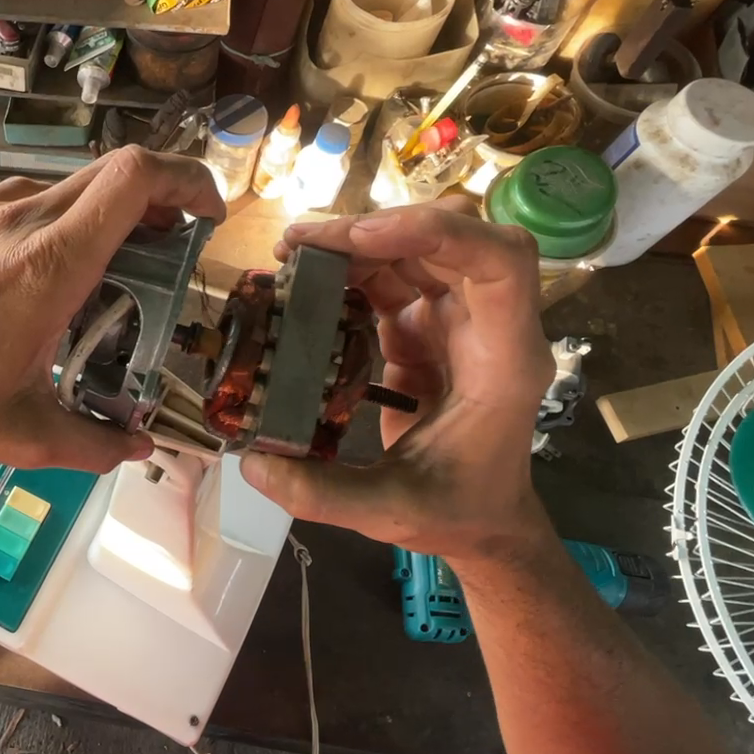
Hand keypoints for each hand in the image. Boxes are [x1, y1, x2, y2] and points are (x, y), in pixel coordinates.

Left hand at [0, 147, 224, 473]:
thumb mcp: (22, 434)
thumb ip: (93, 443)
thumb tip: (138, 449)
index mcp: (49, 262)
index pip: (135, 179)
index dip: (186, 179)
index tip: (206, 213)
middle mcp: (16, 218)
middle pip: (107, 175)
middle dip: (154, 201)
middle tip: (168, 247)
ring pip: (61, 189)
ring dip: (98, 215)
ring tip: (103, 266)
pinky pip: (15, 203)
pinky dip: (50, 222)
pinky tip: (32, 274)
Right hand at [239, 198, 555, 563]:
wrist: (481, 523)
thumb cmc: (455, 513)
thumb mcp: (388, 511)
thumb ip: (320, 493)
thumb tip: (251, 462)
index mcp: (503, 361)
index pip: (498, 263)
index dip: (435, 233)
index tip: (359, 240)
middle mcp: (485, 328)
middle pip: (449, 241)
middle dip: (375, 230)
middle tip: (301, 243)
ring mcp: (455, 324)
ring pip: (414, 252)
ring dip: (354, 244)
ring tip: (289, 253)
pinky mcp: (424, 331)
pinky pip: (391, 280)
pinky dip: (348, 271)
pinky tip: (304, 279)